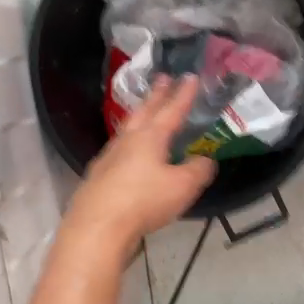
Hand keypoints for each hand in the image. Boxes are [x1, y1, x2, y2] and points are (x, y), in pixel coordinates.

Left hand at [66, 75, 217, 253]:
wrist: (97, 227)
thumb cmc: (144, 201)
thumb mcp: (183, 186)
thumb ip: (198, 170)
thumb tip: (206, 160)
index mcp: (150, 138)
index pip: (171, 111)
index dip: (183, 95)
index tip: (190, 77)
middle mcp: (127, 141)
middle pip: (143, 112)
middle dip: (156, 96)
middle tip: (162, 78)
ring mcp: (108, 158)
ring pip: (127, 131)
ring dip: (139, 118)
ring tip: (145, 113)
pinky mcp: (98, 178)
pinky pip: (118, 152)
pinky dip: (129, 145)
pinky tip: (129, 154)